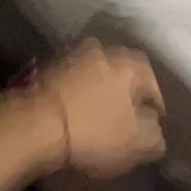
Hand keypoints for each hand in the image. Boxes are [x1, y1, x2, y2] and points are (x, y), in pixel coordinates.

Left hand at [37, 40, 165, 178]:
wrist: (34, 121)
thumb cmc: (93, 130)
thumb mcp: (138, 144)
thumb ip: (156, 135)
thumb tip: (155, 129)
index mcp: (131, 63)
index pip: (154, 87)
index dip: (154, 113)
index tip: (148, 132)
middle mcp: (104, 47)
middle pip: (123, 74)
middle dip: (124, 96)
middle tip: (121, 122)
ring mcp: (72, 51)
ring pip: (94, 72)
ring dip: (96, 91)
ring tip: (93, 117)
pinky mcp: (46, 62)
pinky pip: (70, 77)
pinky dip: (74, 91)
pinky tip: (70, 112)